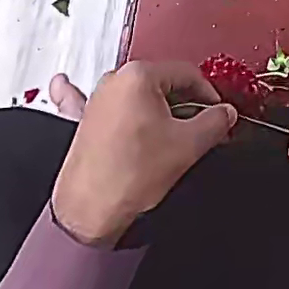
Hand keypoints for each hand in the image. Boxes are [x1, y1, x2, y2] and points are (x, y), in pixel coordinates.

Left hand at [49, 61, 236, 245]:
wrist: (89, 214)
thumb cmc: (131, 176)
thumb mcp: (190, 144)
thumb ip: (216, 121)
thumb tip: (225, 113)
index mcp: (139, 75)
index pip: (187, 74)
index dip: (209, 94)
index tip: (217, 113)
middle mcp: (114, 81)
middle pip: (163, 84)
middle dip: (184, 105)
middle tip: (199, 129)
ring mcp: (95, 102)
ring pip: (137, 97)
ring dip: (155, 110)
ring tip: (168, 134)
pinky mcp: (80, 124)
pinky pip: (81, 101)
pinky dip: (79, 95)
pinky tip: (63, 85)